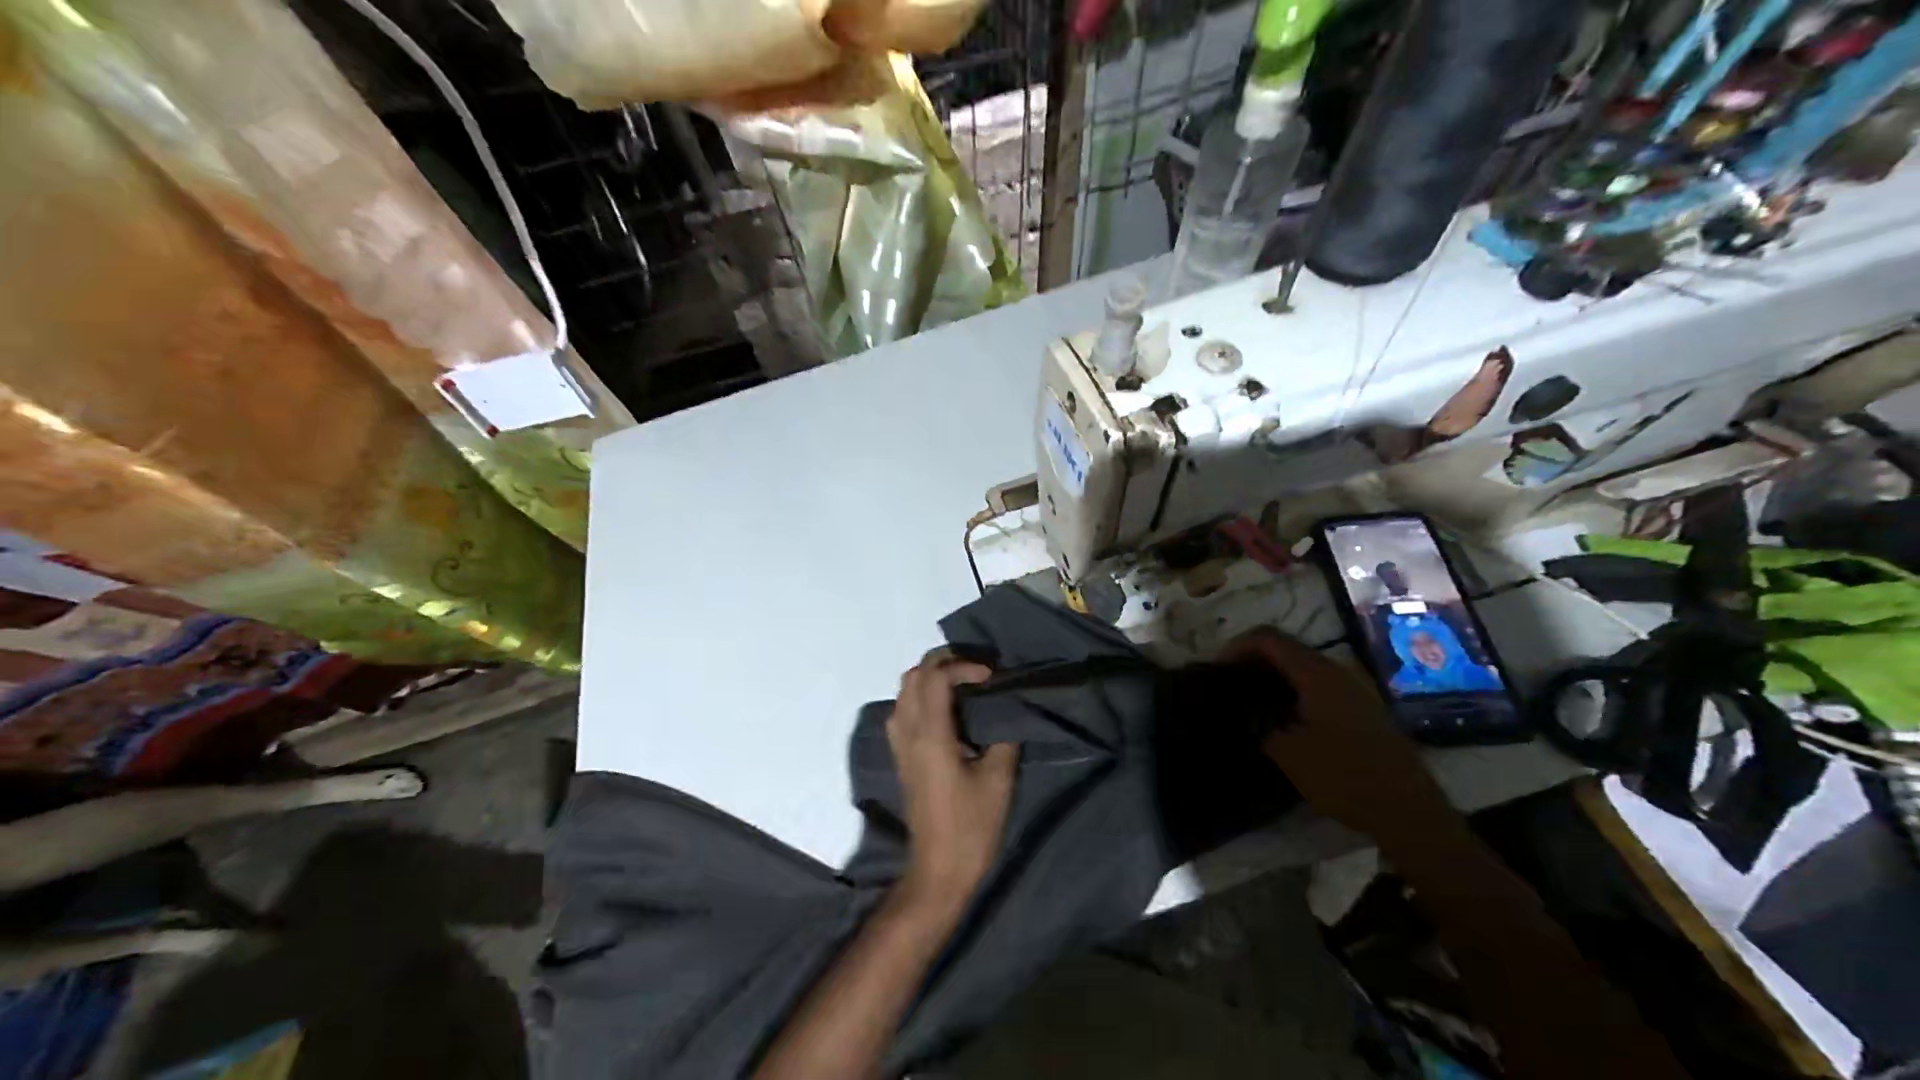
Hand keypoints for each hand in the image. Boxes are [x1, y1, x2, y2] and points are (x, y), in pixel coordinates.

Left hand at [886, 650, 1019, 906]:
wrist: (938, 870)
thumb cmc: (971, 827)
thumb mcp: (998, 781)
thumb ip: (1004, 737)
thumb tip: (1008, 709)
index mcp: (930, 736)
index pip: (936, 678)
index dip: (964, 666)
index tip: (992, 676)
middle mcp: (908, 733)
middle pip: (913, 675)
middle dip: (943, 661)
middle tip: (976, 669)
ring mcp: (899, 745)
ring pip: (904, 690)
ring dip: (930, 676)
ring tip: (964, 683)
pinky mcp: (900, 757)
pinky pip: (903, 709)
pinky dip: (921, 695)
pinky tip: (948, 709)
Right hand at [1227, 629, 1452, 839]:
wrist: (1408, 810)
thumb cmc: (1344, 776)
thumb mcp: (1287, 752)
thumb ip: (1259, 723)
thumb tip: (1242, 709)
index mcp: (1316, 674)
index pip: (1268, 639)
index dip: (1236, 647)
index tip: (1216, 670)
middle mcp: (1336, 671)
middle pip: (1286, 648)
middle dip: (1252, 660)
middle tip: (1229, 684)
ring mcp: (1353, 689)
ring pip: (1303, 666)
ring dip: (1273, 675)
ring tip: (1250, 701)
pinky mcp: (1361, 708)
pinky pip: (1317, 684)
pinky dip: (1292, 689)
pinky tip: (1283, 717)